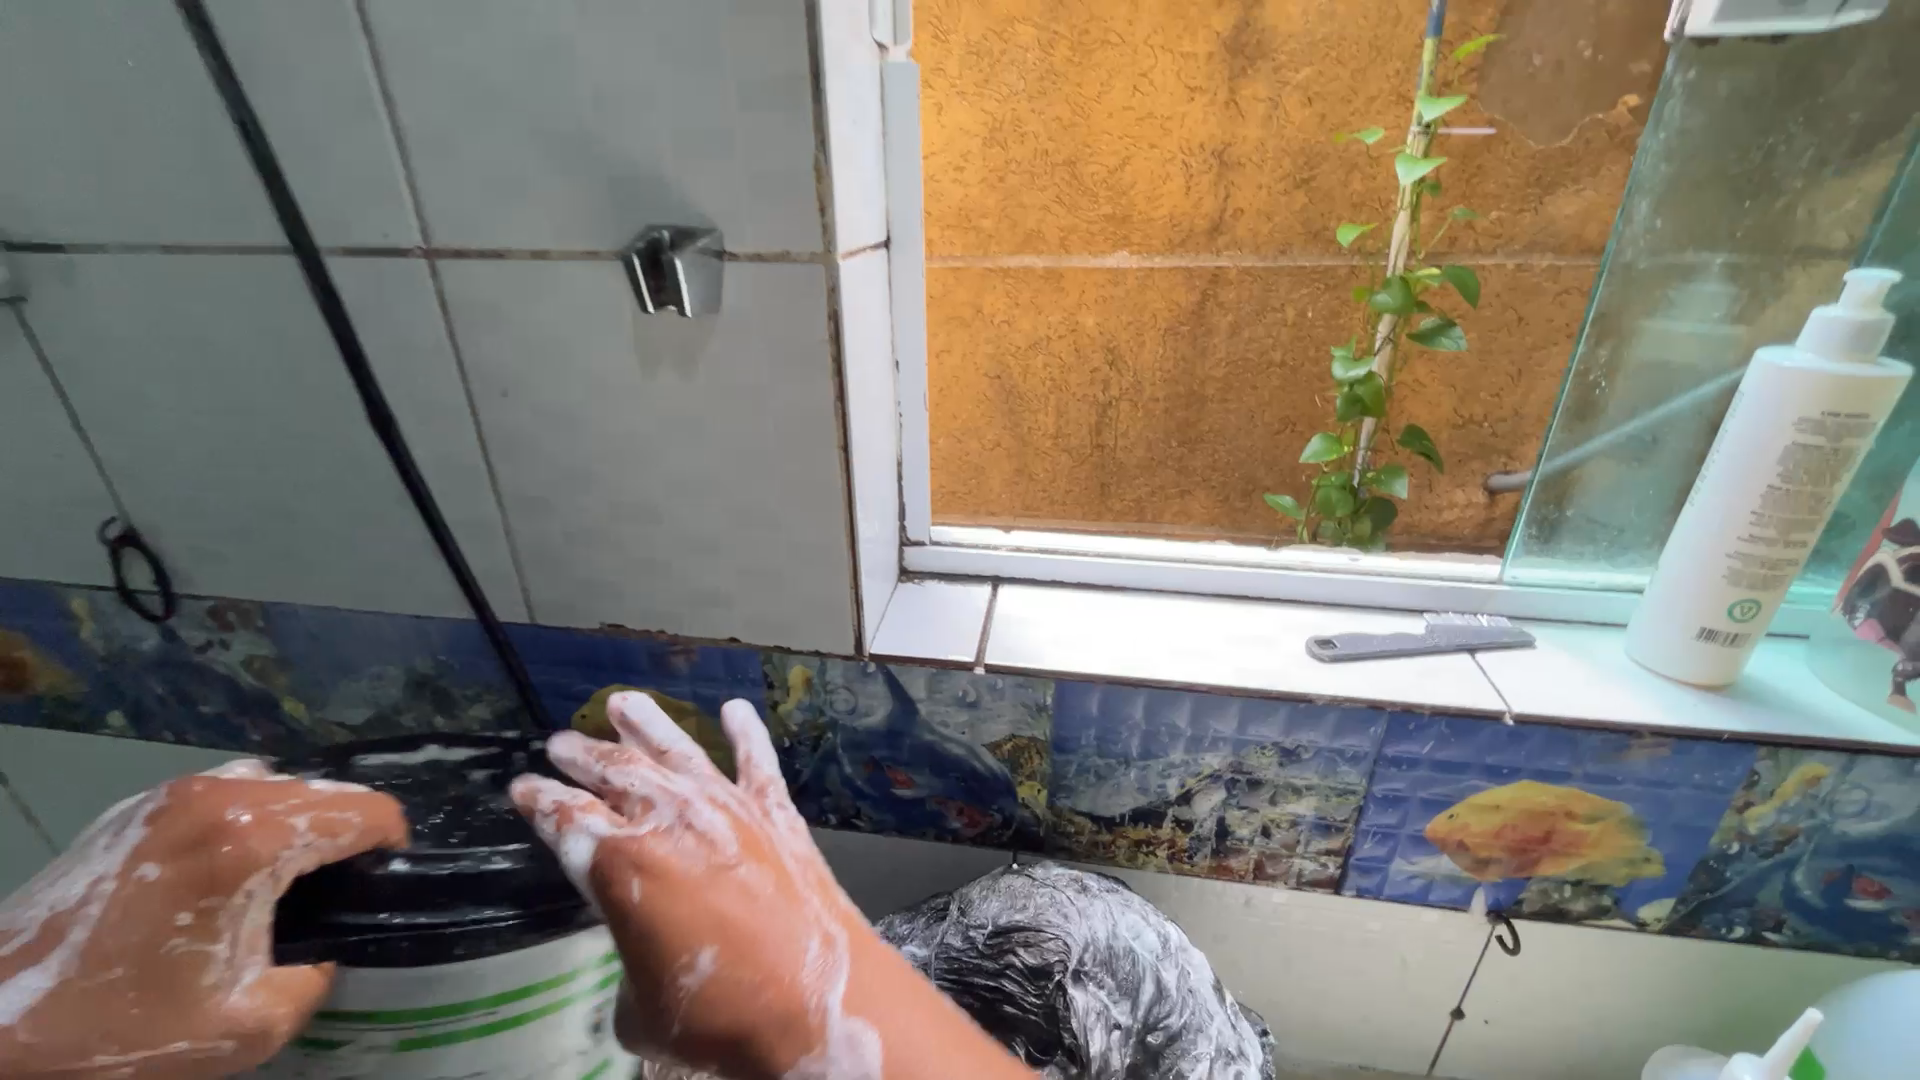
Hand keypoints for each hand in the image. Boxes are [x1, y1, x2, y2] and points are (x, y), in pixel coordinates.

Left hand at [0, 760, 407, 1079]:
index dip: (390, 845)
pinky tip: (229, 864)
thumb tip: (327, 947)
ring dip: (301, 820)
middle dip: (345, 834)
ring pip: (284, 783)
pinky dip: (253, 816)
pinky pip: (232, 790)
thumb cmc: (116, 1032)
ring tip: (280, 874)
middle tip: (329, 888)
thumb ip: (319, 975)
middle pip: (330, 792)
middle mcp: (222, 798)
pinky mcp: (139, 806)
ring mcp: (175, 795)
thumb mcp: (250, 1027)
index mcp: (254, 841)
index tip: (377, 881)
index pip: (369, 812)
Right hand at [511, 694, 1035, 1079]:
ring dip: (647, 724)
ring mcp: (729, 807)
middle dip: (584, 755)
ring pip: (679, 751)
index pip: (567, 820)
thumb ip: (632, 963)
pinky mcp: (776, 811)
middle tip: (561, 741)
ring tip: (622, 702)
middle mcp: (673, 820)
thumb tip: (644, 956)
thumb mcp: (641, 1008)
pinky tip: (734, 709)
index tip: (523, 785)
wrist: (814, 998)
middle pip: (617, 773)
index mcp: (623, 864)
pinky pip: (757, 760)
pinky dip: (746, 731)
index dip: (541, 801)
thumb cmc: (719, 1014)